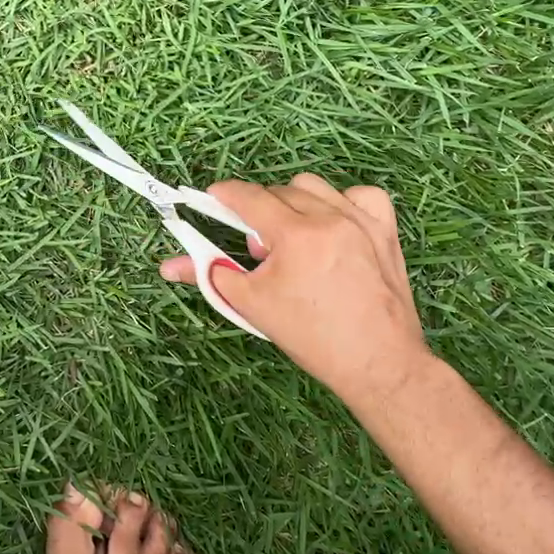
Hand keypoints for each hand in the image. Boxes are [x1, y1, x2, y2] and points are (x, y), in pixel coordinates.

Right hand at [159, 174, 430, 404]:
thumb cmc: (312, 337)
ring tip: (291, 236)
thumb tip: (168, 266)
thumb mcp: (251, 304)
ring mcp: (363, 224)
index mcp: (296, 235)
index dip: (223, 194)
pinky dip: (343, 202)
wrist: (380, 366)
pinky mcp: (386, 234)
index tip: (211, 200)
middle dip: (257, 209)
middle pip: (277, 191)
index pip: (248, 196)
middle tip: (256, 246)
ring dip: (293, 202)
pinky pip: (364, 196)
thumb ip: (208, 274)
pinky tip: (333, 225)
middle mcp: (330, 219)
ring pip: (313, 187)